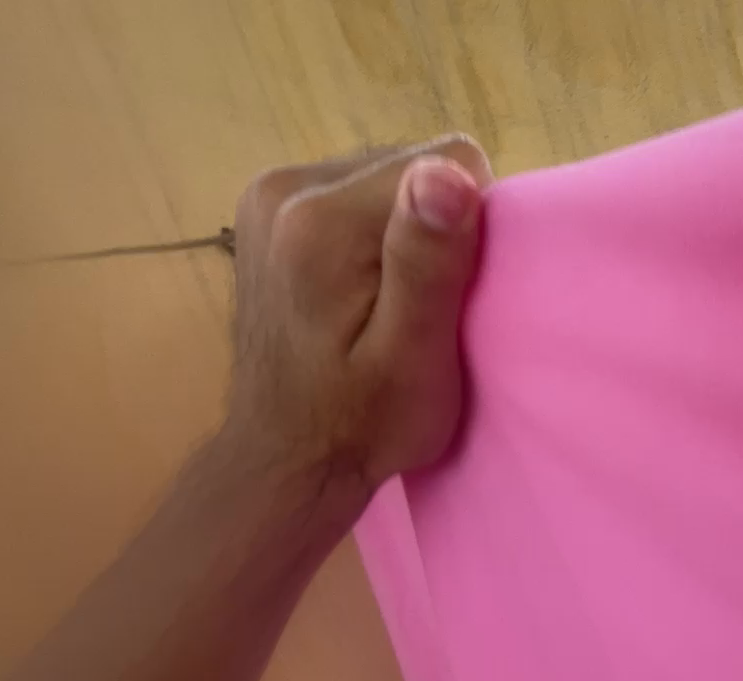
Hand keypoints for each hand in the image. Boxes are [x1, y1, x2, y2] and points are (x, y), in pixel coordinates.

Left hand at [225, 135, 494, 497]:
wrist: (290, 455)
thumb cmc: (369, 420)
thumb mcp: (415, 354)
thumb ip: (427, 262)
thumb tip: (451, 172)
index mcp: (323, 219)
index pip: (446, 164)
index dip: (474, 227)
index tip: (460, 291)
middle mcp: (284, 185)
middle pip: (414, 166)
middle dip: (443, 229)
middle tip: (434, 306)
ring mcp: (268, 193)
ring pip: (390, 179)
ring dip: (416, 233)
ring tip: (408, 302)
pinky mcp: (269, 210)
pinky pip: (360, 196)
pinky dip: (385, 236)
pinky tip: (377, 291)